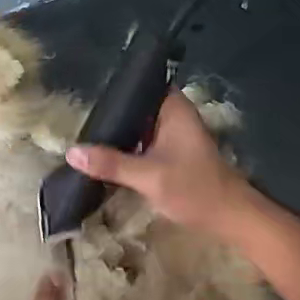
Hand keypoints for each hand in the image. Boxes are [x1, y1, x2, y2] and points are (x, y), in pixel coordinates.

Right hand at [66, 92, 257, 234]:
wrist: (228, 216)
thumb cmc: (194, 189)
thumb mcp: (148, 176)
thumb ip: (111, 163)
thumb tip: (71, 151)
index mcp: (174, 108)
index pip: (142, 82)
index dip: (117, 86)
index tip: (89, 94)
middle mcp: (174, 115)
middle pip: (137, 105)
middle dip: (112, 113)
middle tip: (80, 119)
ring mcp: (174, 134)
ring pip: (139, 125)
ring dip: (119, 132)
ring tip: (86, 134)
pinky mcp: (172, 153)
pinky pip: (143, 141)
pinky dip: (128, 146)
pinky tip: (106, 155)